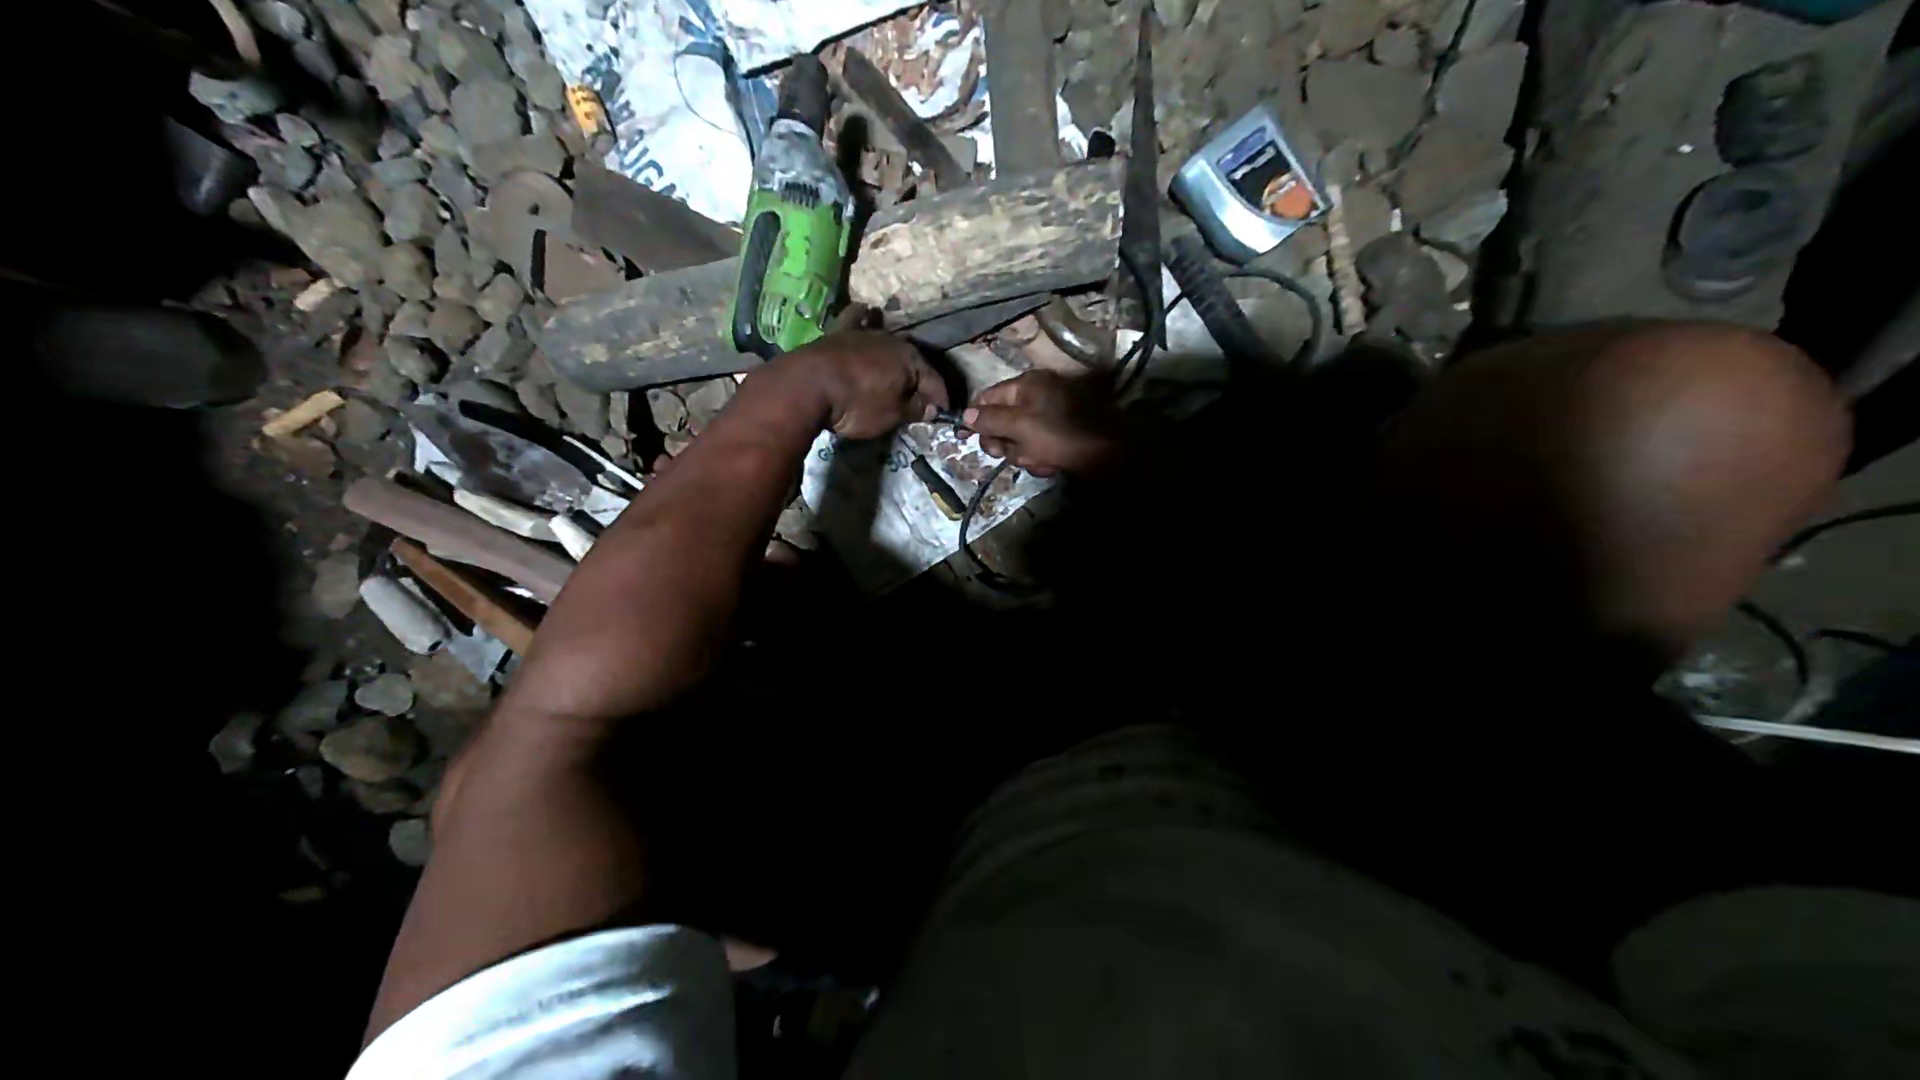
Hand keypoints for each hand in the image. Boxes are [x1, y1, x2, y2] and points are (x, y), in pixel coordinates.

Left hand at [775, 331, 948, 438]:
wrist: (808, 386)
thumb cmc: (857, 404)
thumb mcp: (891, 415)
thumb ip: (914, 409)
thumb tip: (930, 407)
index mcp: (911, 359)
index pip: (934, 381)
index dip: (940, 400)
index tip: (942, 414)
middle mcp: (892, 340)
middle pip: (912, 361)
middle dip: (919, 379)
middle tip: (920, 399)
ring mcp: (865, 333)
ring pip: (888, 340)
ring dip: (895, 355)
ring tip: (898, 368)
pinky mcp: (839, 333)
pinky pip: (856, 319)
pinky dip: (863, 317)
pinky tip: (865, 312)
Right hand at [962, 371, 1126, 476]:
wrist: (1110, 454)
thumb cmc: (1062, 435)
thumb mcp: (1020, 426)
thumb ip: (990, 420)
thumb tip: (964, 415)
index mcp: (1026, 385)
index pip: (987, 397)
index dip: (975, 418)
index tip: (965, 437)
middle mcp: (1036, 396)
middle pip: (1002, 421)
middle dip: (1004, 442)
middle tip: (1008, 453)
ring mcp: (1049, 417)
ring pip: (1019, 440)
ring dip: (1024, 454)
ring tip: (1041, 459)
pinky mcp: (1060, 437)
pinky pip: (1037, 448)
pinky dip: (1041, 459)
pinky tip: (1052, 464)